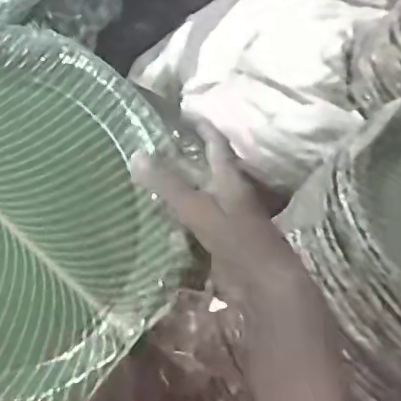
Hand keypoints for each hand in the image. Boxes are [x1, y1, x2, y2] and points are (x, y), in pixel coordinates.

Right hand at [131, 125, 303, 300]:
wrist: (263, 287)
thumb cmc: (238, 240)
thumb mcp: (198, 209)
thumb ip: (168, 184)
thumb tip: (136, 154)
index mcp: (230, 181)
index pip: (216, 145)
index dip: (202, 128)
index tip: (184, 113)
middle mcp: (230, 196)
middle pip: (206, 172)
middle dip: (184, 160)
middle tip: (154, 149)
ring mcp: (225, 222)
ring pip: (199, 199)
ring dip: (178, 192)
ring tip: (148, 184)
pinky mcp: (219, 245)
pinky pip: (192, 226)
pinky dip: (176, 221)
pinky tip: (158, 223)